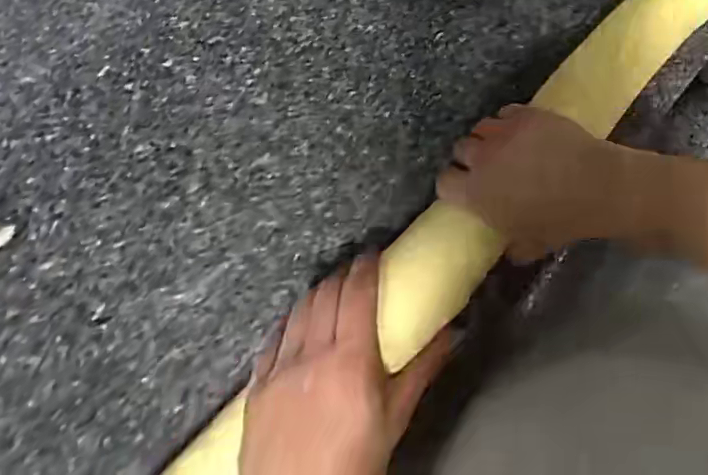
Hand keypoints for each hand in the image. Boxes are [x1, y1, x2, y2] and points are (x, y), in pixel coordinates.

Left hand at [240, 253, 450, 474]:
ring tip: (329, 289)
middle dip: (342, 274)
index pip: (357, 293)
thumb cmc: (355, 463)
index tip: (373, 253)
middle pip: (326, 294)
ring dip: (316, 292)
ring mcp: (280, 372)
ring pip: (298, 311)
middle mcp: (313, 355)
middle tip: (356, 269)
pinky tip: (295, 321)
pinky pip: (271, 340)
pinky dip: (287, 321)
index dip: (365, 267)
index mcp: (351, 359)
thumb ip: (423, 369)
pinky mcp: (256, 390)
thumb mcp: (396, 418)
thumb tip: (452, 333)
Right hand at [435, 105, 627, 260]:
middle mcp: (483, 158)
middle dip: (469, 156)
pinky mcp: (526, 114)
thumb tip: (508, 250)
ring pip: (481, 126)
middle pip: (460, 148)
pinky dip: (508, 120)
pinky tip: (520, 129)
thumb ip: (512, 246)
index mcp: (476, 193)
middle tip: (485, 164)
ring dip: (487, 136)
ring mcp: (504, 132)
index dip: (453, 183)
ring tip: (502, 144)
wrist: (594, 185)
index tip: (464, 186)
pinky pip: (505, 111)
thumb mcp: (531, 245)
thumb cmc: (561, 220)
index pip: (444, 182)